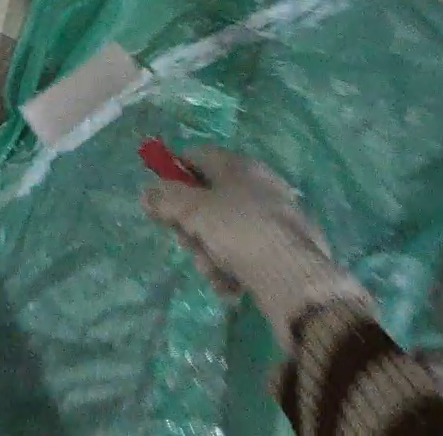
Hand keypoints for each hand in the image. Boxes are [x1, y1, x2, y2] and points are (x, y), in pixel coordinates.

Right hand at [142, 148, 371, 344]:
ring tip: (213, 271)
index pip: (196, 156)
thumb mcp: (194, 211)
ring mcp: (271, 218)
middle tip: (187, 242)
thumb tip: (146, 193)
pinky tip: (231, 285)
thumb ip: (166, 199)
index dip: (173, 174)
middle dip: (191, 225)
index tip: (160, 200)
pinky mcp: (281, 250)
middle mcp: (257, 185)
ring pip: (222, 231)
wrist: (296, 279)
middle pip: (207, 198)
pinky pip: (243, 253)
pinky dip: (231, 268)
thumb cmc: (240, 231)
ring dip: (209, 254)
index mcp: (238, 165)